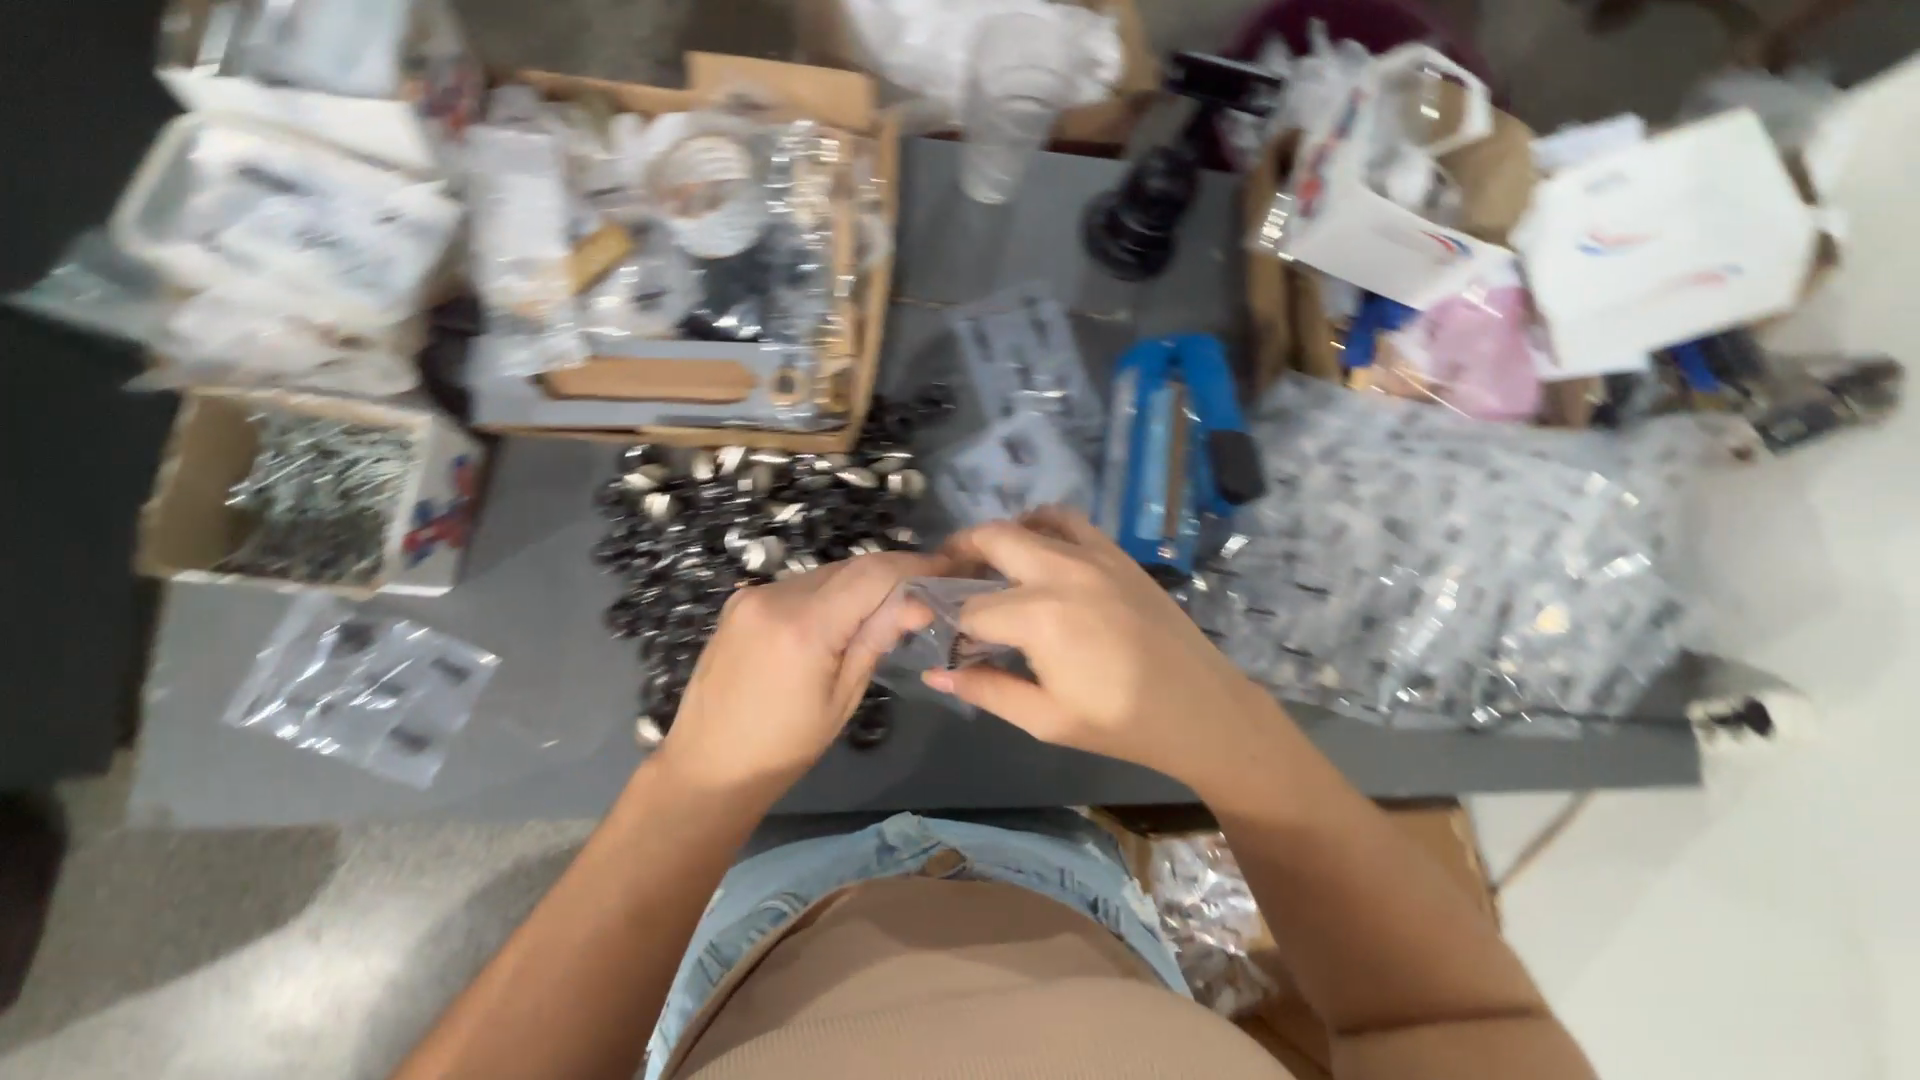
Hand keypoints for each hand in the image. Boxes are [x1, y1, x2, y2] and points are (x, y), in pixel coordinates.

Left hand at [656, 552, 945, 791]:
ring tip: (888, 608)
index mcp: (804, 626)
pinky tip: (840, 618)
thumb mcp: (843, 697)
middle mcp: (775, 596)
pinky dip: (827, 594)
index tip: (946, 571)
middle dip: (892, 574)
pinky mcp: (739, 602)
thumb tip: (920, 601)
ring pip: (824, 573)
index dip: (915, 567)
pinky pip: (798, 586)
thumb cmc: (784, 747)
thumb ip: (876, 639)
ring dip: (859, 584)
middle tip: (926, 591)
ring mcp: (751, 595)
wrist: (708, 765)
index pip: (873, 573)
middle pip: (850, 567)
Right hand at [926, 507, 1280, 788]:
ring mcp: (1093, 555)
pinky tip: (1038, 552)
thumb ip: (985, 690)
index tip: (950, 643)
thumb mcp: (1045, 719)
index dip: (951, 626)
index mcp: (1038, 616)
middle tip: (946, 583)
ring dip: (998, 538)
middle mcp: (1060, 572)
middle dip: (958, 558)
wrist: (1201, 710)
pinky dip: (1042, 525)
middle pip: (989, 541)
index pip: (970, 608)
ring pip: (1027, 523)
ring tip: (987, 565)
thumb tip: (934, 672)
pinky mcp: (1117, 554)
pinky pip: (1070, 521)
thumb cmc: (1121, 724)